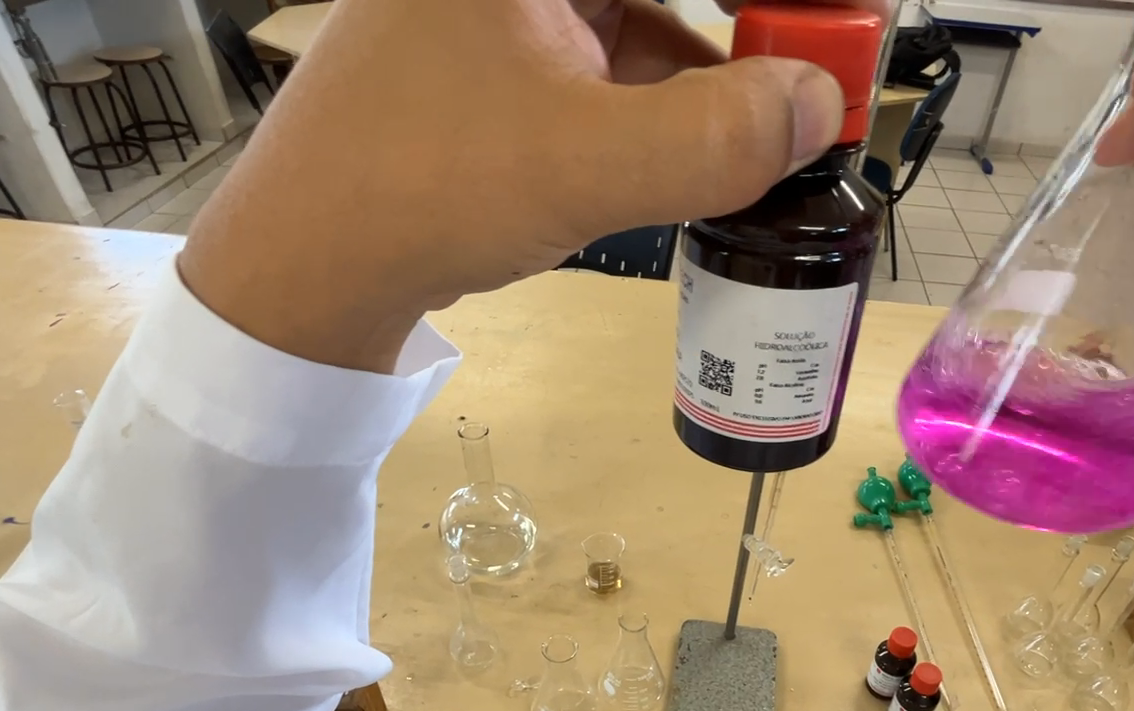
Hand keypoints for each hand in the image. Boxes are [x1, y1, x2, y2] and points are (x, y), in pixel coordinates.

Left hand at [180, 0, 889, 372]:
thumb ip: (713, 138)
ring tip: (756, 136)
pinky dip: (651, 108)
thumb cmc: (429, 190)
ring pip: (633, 27)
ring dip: (698, 82)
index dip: (764, 10)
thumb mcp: (584, 166)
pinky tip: (684, 153)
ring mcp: (499, 14)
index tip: (819, 43)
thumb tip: (821, 106)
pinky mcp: (494, 63)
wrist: (312, 263)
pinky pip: (600, 68)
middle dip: (738, 41)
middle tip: (804, 87)